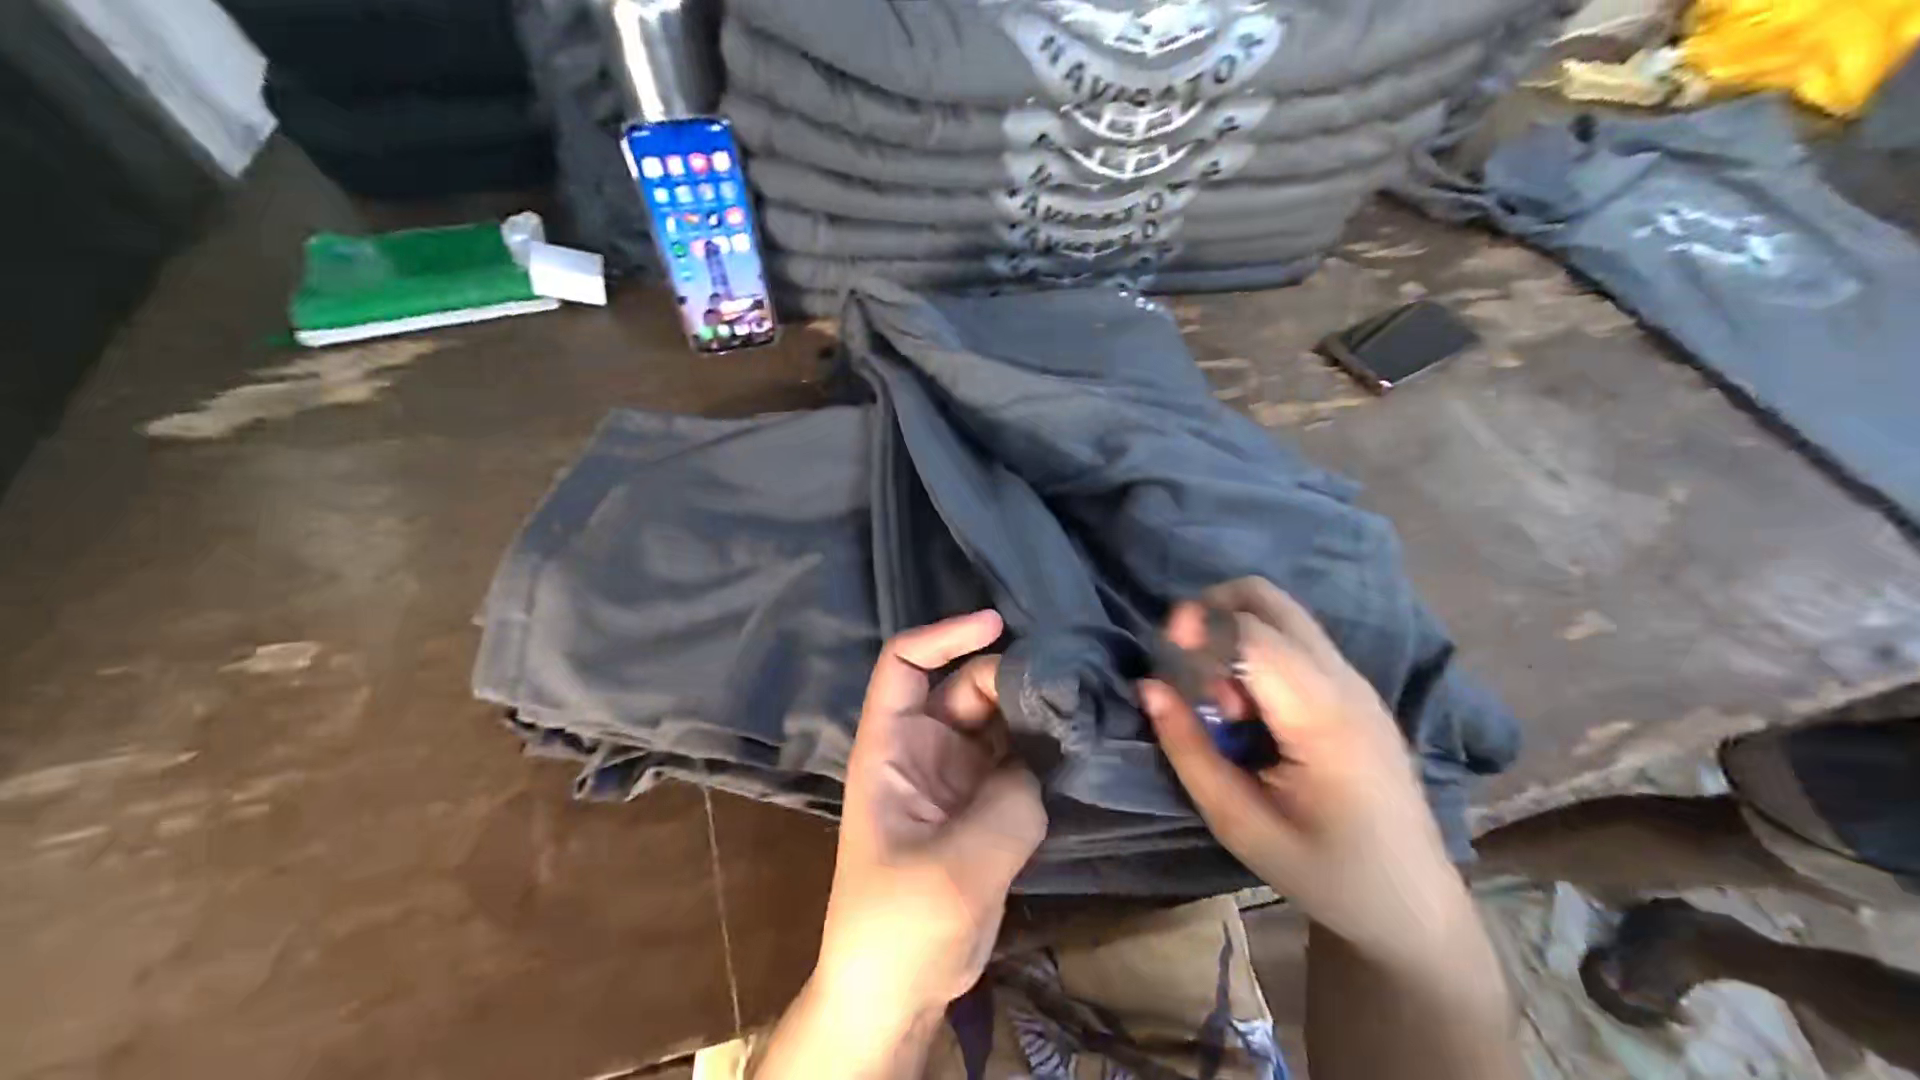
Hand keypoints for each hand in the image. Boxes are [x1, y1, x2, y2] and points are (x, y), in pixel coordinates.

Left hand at [814, 610, 1047, 1018]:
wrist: (898, 992)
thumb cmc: (899, 924)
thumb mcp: (954, 870)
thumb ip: (1008, 808)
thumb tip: (1044, 765)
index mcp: (891, 747)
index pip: (905, 664)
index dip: (945, 635)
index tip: (997, 624)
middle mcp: (923, 749)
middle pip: (965, 687)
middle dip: (1010, 680)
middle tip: (1067, 689)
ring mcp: (956, 776)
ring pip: (996, 721)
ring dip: (1034, 713)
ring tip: (1085, 708)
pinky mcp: (984, 804)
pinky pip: (1016, 759)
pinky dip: (1044, 750)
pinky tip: (1080, 746)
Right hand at [1141, 578, 1471, 972]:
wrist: (1412, 904)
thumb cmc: (1323, 871)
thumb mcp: (1239, 822)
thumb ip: (1188, 748)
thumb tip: (1148, 686)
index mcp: (1321, 715)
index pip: (1251, 632)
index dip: (1198, 624)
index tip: (1162, 647)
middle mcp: (1343, 680)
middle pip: (1267, 600)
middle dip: (1211, 613)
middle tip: (1184, 666)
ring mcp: (1354, 681)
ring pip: (1279, 613)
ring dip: (1232, 633)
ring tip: (1221, 700)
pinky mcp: (1352, 689)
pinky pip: (1292, 639)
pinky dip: (1254, 650)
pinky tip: (1248, 708)